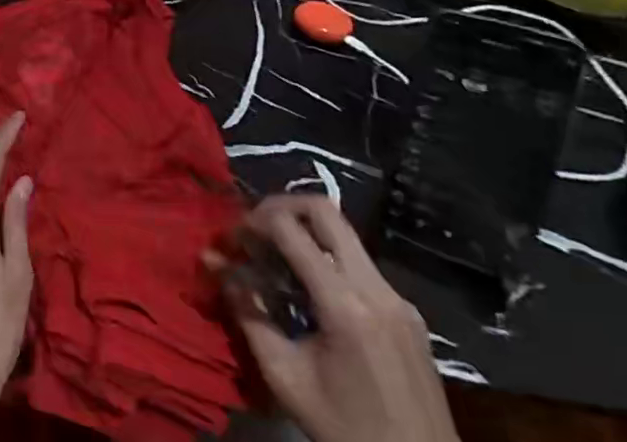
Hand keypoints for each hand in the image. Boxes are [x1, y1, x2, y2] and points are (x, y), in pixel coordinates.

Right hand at [219, 195, 459, 441]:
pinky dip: (329, 258)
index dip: (256, 220)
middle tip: (255, 227)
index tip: (234, 236)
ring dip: (306, 231)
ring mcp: (398, 296)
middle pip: (326, 211)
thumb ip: (249, 315)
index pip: (293, 230)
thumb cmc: (344, 429)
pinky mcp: (408, 310)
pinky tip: (311, 288)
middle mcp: (376, 287)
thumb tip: (217, 266)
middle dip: (283, 206)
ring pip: (346, 235)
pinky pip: (362, 264)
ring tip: (276, 255)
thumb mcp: (285, 377)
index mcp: (344, 304)